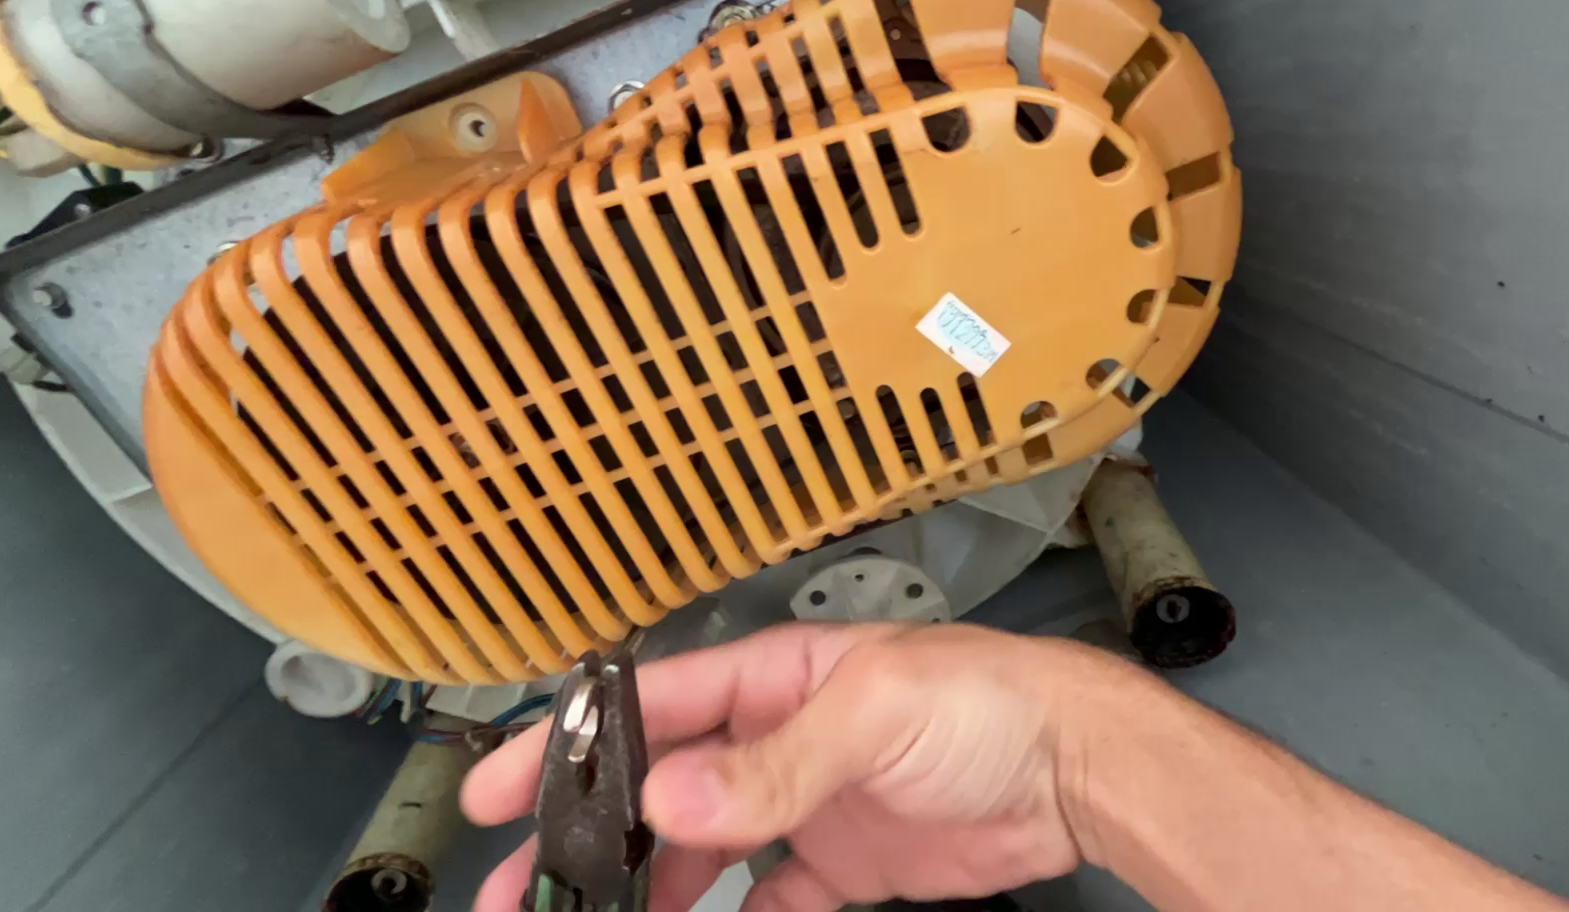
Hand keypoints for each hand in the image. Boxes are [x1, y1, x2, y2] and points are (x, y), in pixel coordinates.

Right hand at [461, 622, 1143, 911]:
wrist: (1064, 765)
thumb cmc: (972, 701)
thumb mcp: (875, 711)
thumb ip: (778, 760)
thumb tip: (668, 796)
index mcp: (778, 678)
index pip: (664, 700)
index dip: (582, 736)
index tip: (504, 786)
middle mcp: (778, 737)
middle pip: (666, 783)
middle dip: (591, 828)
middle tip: (517, 890)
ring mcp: (803, 804)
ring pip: (699, 849)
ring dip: (642, 887)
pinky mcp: (836, 865)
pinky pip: (760, 901)